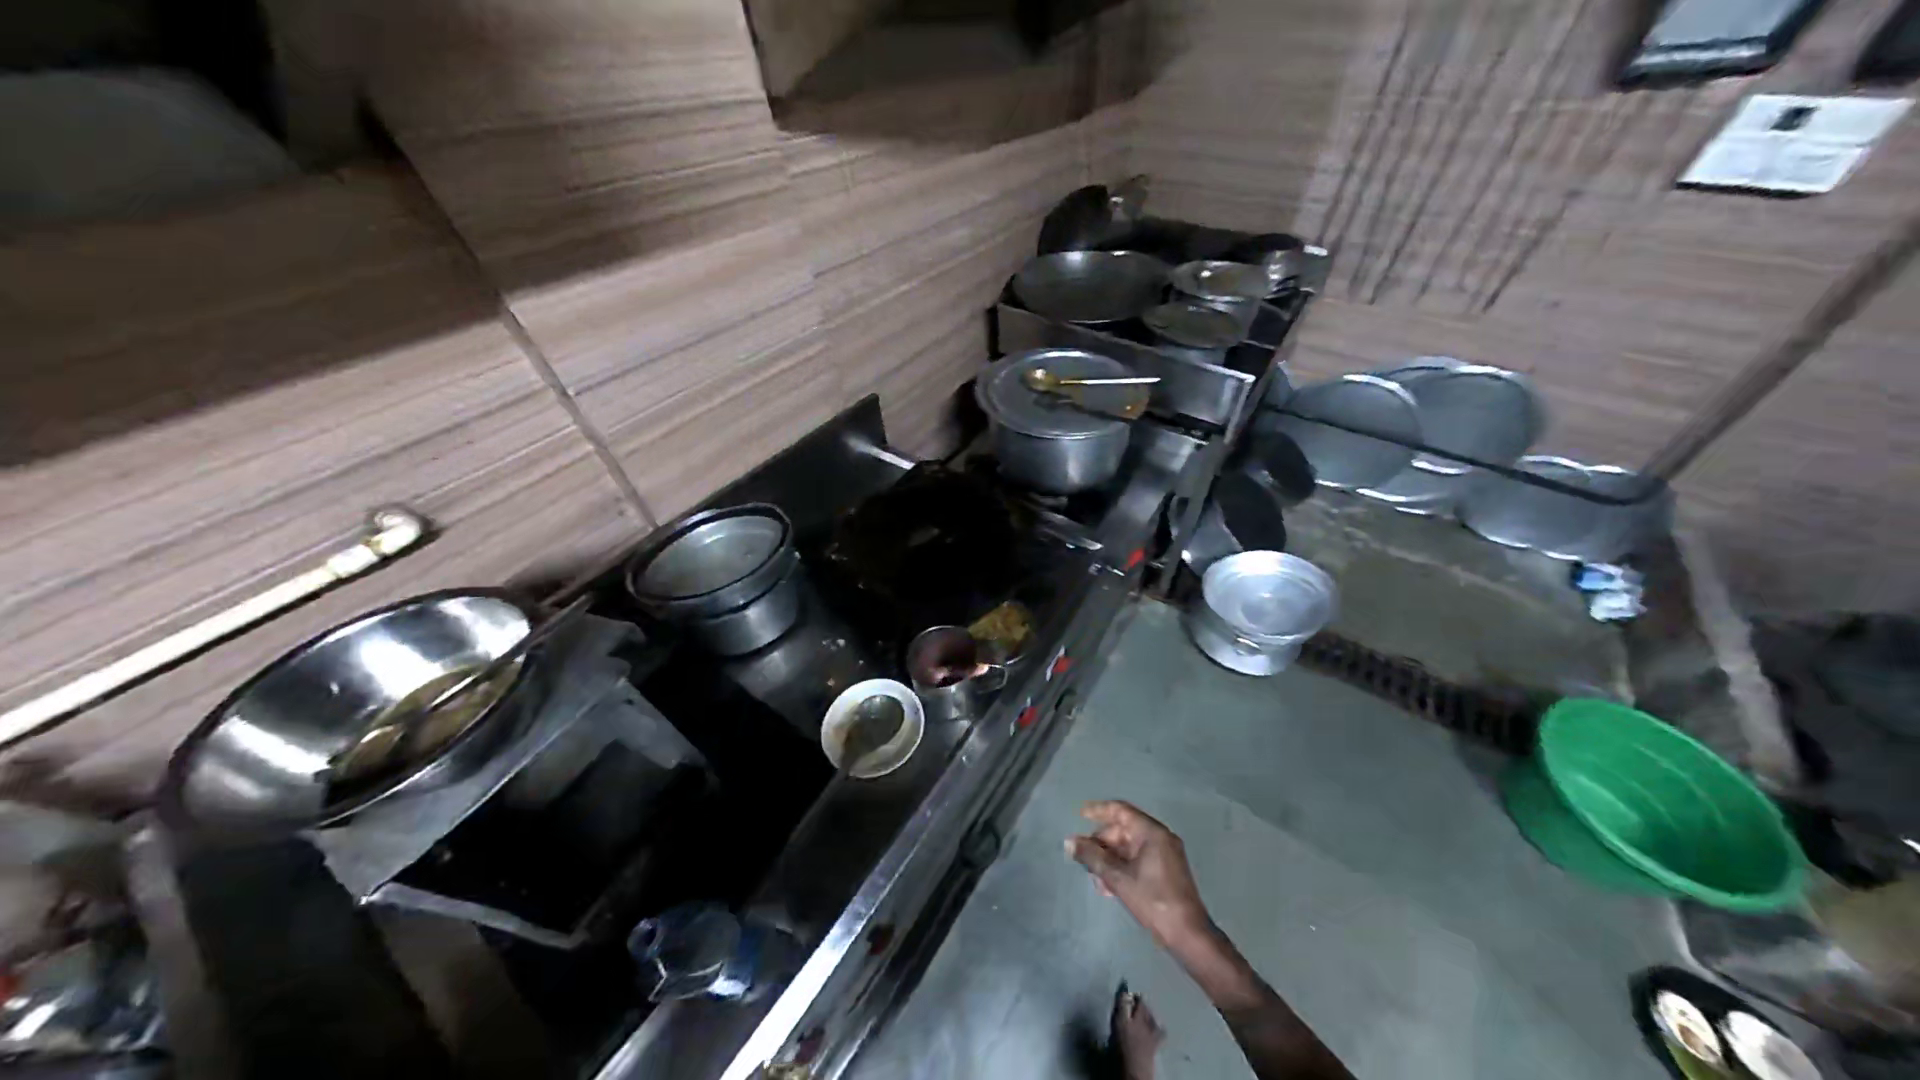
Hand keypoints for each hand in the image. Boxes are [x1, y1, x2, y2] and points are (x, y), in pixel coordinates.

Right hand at [1066, 800, 1210, 949]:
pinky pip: (1138, 860)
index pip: (1121, 811)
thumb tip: (1069, 842)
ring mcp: (1165, 855)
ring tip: (1096, 879)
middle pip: (1123, 830)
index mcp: (1152, 833)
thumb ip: (1092, 857)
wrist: (1187, 934)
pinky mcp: (1166, 871)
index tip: (1079, 815)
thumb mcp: (1117, 878)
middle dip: (1101, 844)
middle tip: (1084, 859)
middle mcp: (1160, 838)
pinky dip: (1122, 868)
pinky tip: (1109, 887)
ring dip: (1109, 860)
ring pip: (1129, 848)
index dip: (1098, 810)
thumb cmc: (1153, 900)